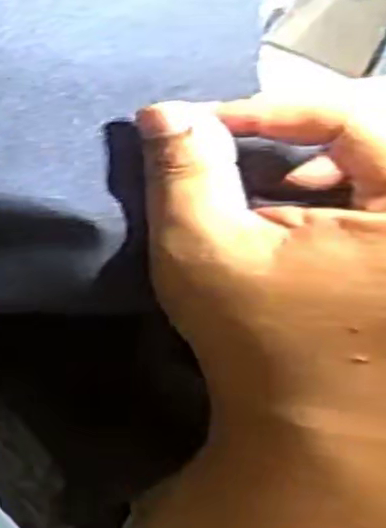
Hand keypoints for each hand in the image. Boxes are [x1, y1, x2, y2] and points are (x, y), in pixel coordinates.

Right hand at [138, 94, 385, 440]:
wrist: (327, 416)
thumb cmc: (257, 330)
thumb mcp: (201, 244)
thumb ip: (185, 172)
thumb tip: (163, 111)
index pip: (349, 115)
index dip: (260, 110)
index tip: (190, 127)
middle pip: (376, 136)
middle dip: (294, 138)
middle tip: (226, 160)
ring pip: (385, 166)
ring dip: (320, 166)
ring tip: (263, 194)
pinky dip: (345, 194)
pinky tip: (300, 221)